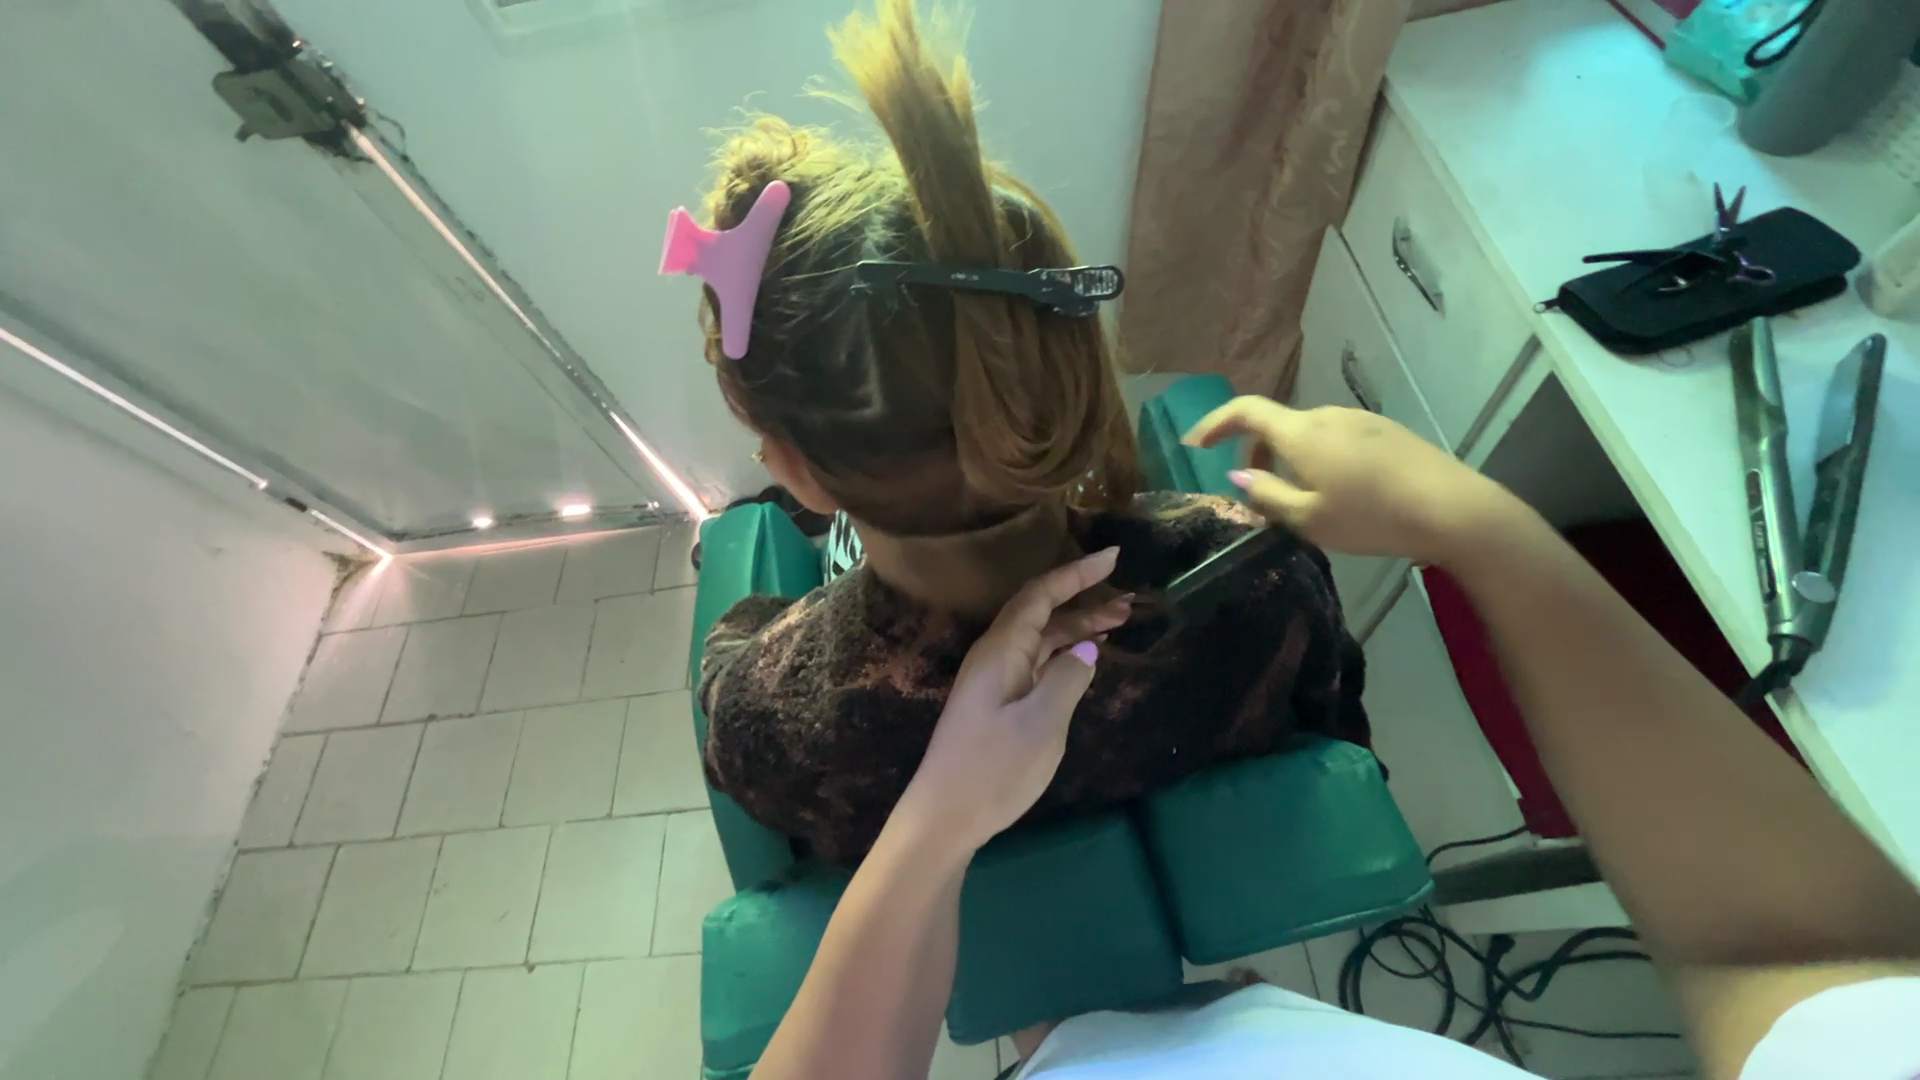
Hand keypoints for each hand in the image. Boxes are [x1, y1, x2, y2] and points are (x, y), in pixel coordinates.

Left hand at [896, 548, 1132, 855]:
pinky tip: (1085, 659)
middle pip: (1041, 612)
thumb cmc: (993, 768)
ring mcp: (994, 679)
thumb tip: (1087, 649)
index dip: (1077, 573)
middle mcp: (995, 655)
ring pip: (1040, 638)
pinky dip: (1064, 653)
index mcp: (1001, 649)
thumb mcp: (1042, 723)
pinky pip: (1036, 661)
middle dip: (1083, 599)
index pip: (1041, 594)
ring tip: (1119, 623)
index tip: (1113, 556)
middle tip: (1128, 600)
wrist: (944, 816)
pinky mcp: (997, 701)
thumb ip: (1069, 678)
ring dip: (1076, 628)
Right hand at [1184, 397, 1517, 566]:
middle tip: (1252, 489)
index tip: (1195, 444)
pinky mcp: (1387, 432)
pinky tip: (1337, 490)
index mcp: (1301, 432)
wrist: (1454, 510)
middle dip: (1255, 451)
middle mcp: (1327, 415)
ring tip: (1296, 496)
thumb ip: (1266, 495)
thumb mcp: (1307, 518)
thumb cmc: (1371, 516)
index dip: (1214, 423)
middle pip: (1277, 423)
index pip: (1245, 411)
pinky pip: (1336, 438)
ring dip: (1289, 457)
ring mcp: (1361, 420)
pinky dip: (1318, 456)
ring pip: (1308, 432)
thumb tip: (1240, 476)